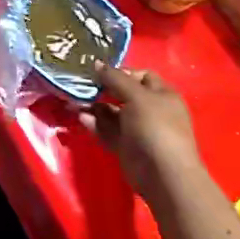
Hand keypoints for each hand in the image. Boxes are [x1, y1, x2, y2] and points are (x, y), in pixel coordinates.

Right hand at [80, 68, 205, 199]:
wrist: (164, 175)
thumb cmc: (155, 126)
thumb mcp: (137, 96)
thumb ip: (115, 79)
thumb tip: (97, 63)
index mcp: (161, 94)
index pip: (140, 76)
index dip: (120, 72)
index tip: (98, 72)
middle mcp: (150, 110)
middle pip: (123, 94)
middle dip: (103, 90)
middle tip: (81, 86)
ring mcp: (138, 130)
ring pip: (113, 114)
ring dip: (95, 107)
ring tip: (75, 101)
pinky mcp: (126, 148)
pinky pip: (109, 132)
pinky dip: (96, 125)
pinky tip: (81, 118)